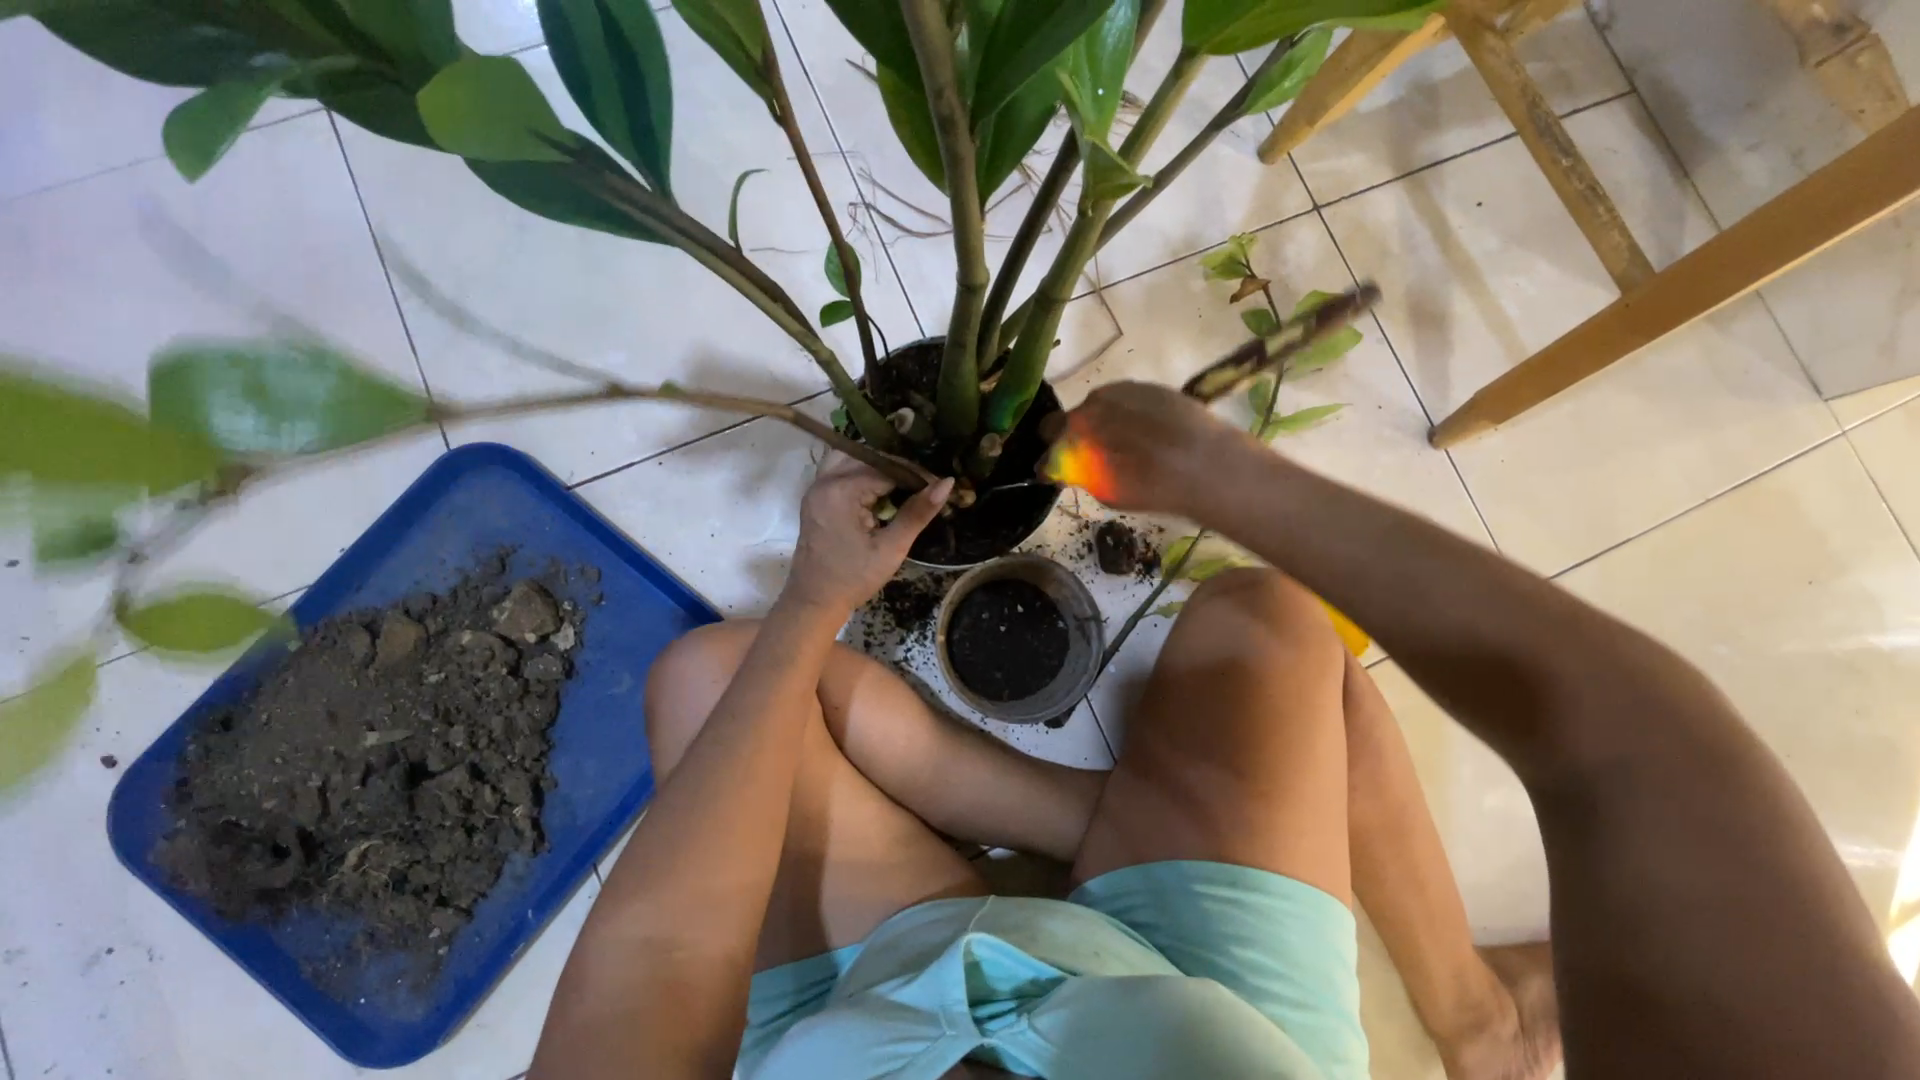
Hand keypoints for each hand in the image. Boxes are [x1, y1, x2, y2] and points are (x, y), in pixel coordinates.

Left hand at [783, 453, 953, 613]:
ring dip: (878, 466)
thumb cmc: (854, 579)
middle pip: (869, 458)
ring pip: (852, 458)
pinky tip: (880, 488)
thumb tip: (947, 482)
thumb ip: (917, 513)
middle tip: (926, 483)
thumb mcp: (891, 548)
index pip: (887, 468)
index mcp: (842, 491)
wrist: (814, 601)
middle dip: (899, 468)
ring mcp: (816, 487)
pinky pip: (840, 470)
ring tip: (903, 483)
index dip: (916, 474)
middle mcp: (825, 481)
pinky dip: (861, 472)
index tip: (939, 484)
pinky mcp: (815, 496)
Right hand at [1038, 382, 1248, 515]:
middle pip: (1074, 416)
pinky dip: (1132, 414)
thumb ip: (1082, 475)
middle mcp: (1092, 403)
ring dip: (1107, 422)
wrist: (1205, 463)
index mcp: (1075, 430)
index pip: (1049, 436)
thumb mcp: (1108, 492)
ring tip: (1132, 444)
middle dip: (1078, 434)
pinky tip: (1152, 433)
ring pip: (1102, 406)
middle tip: (1098, 456)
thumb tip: (1072, 469)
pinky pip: (1129, 400)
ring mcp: (1122, 390)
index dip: (1053, 454)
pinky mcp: (1149, 386)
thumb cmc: (1151, 487)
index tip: (1063, 468)